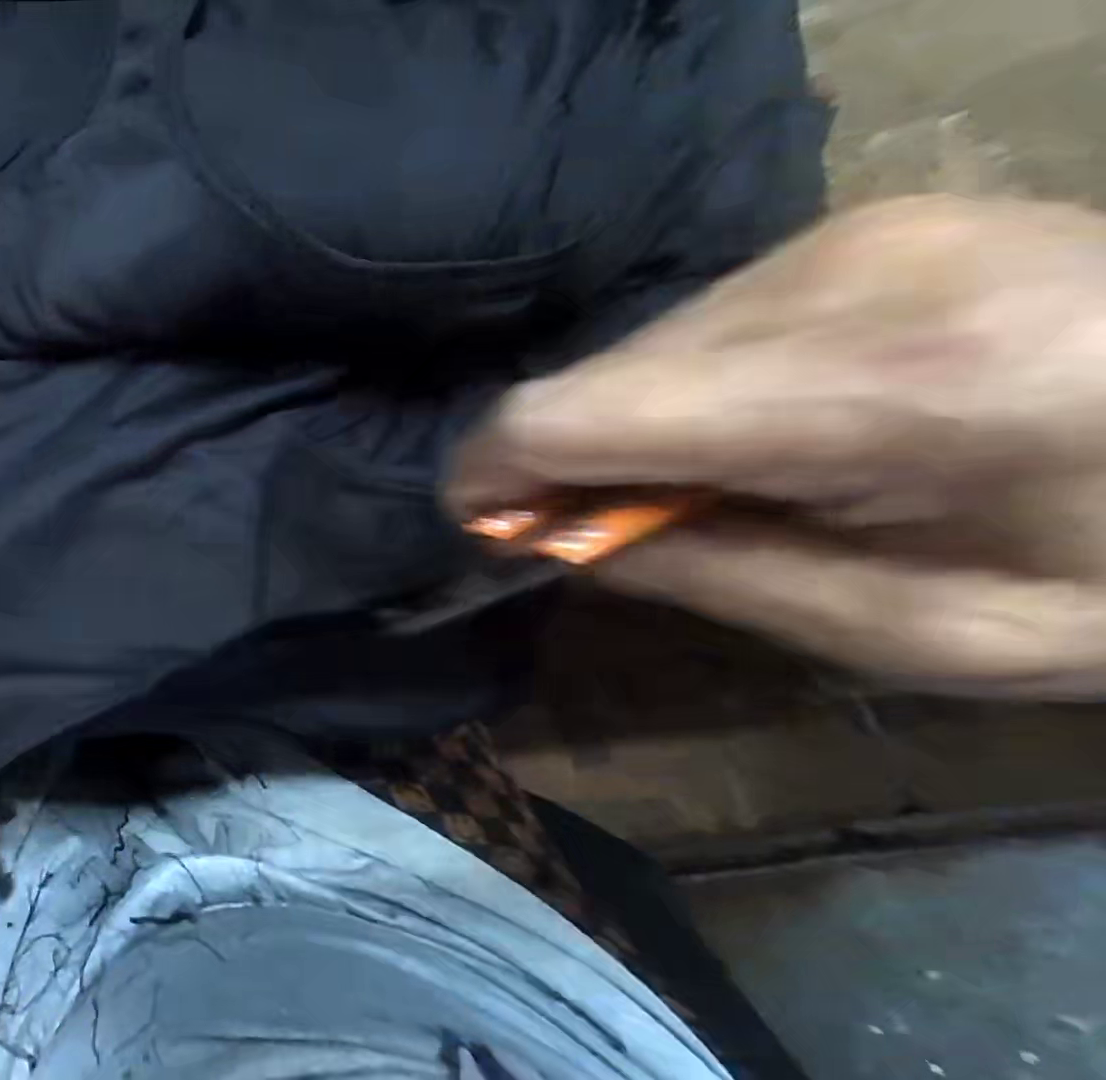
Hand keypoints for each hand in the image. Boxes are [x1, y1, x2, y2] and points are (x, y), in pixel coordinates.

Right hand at [446, 195, 1105, 698]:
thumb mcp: (918, 629)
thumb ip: (702, 574)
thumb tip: (546, 533)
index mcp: (878, 393)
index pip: (572, 413)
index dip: (488, 470)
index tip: (478, 524)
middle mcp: (833, 281)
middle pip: (587, 382)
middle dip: (559, 463)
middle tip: (596, 527)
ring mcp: (839, 237)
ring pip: (627, 354)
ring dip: (619, 431)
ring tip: (696, 482)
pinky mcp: (845, 226)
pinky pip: (681, 330)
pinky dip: (668, 395)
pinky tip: (739, 429)